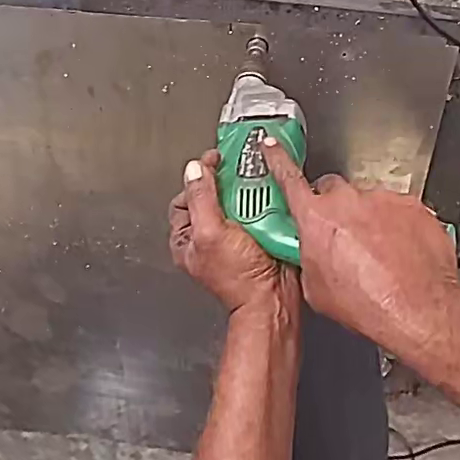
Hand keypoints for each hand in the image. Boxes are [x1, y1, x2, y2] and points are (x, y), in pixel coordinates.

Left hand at [169, 150, 301, 315]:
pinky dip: (263, 197)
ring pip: (236, 198)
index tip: (214, 162)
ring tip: (256, 182)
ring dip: (247, 187)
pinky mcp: (257, 233)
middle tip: (238, 169)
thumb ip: (200, 199)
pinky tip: (269, 193)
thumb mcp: (211, 233)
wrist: (274, 297)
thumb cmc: (239, 278)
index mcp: (187, 239)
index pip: (185, 196)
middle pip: (212, 193)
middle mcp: (209, 236)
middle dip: (225, 180)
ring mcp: (234, 234)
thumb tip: (194, 169)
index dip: (197, 177)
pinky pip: (257, 206)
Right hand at [260, 137, 459, 356]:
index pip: (288, 178)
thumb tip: (312, 254)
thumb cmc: (368, 304)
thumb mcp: (316, 289)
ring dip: (369, 220)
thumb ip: (308, 257)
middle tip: (341, 235)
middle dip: (334, 208)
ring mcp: (382, 199)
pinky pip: (398, 209)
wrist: (417, 309)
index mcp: (317, 217)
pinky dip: (397, 226)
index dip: (277, 159)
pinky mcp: (412, 205)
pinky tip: (400, 251)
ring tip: (378, 253)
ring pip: (368, 201)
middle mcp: (348, 201)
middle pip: (333, 190)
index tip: (272, 145)